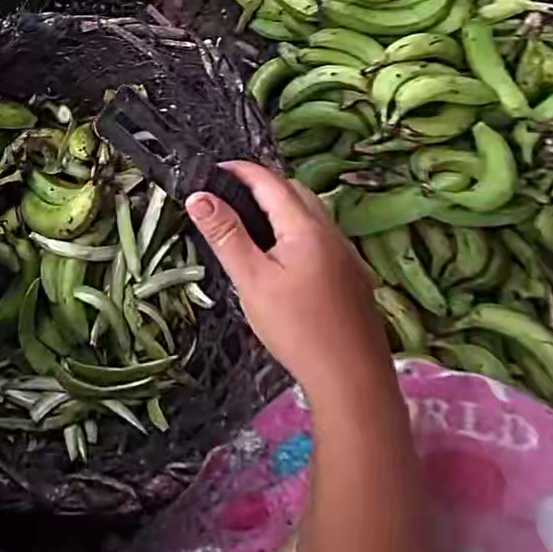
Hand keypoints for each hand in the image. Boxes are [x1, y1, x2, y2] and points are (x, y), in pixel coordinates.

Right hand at [186, 162, 389, 396]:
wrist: (353, 381)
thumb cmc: (297, 328)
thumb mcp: (251, 280)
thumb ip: (225, 234)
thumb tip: (198, 196)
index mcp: (305, 227)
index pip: (269, 181)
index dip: (239, 170)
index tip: (212, 170)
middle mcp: (331, 232)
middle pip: (294, 190)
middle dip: (260, 183)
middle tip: (227, 195)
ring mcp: (346, 254)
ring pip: (310, 213)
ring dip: (280, 205)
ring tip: (248, 221)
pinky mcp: (352, 275)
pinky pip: (320, 235)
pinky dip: (295, 227)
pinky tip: (280, 254)